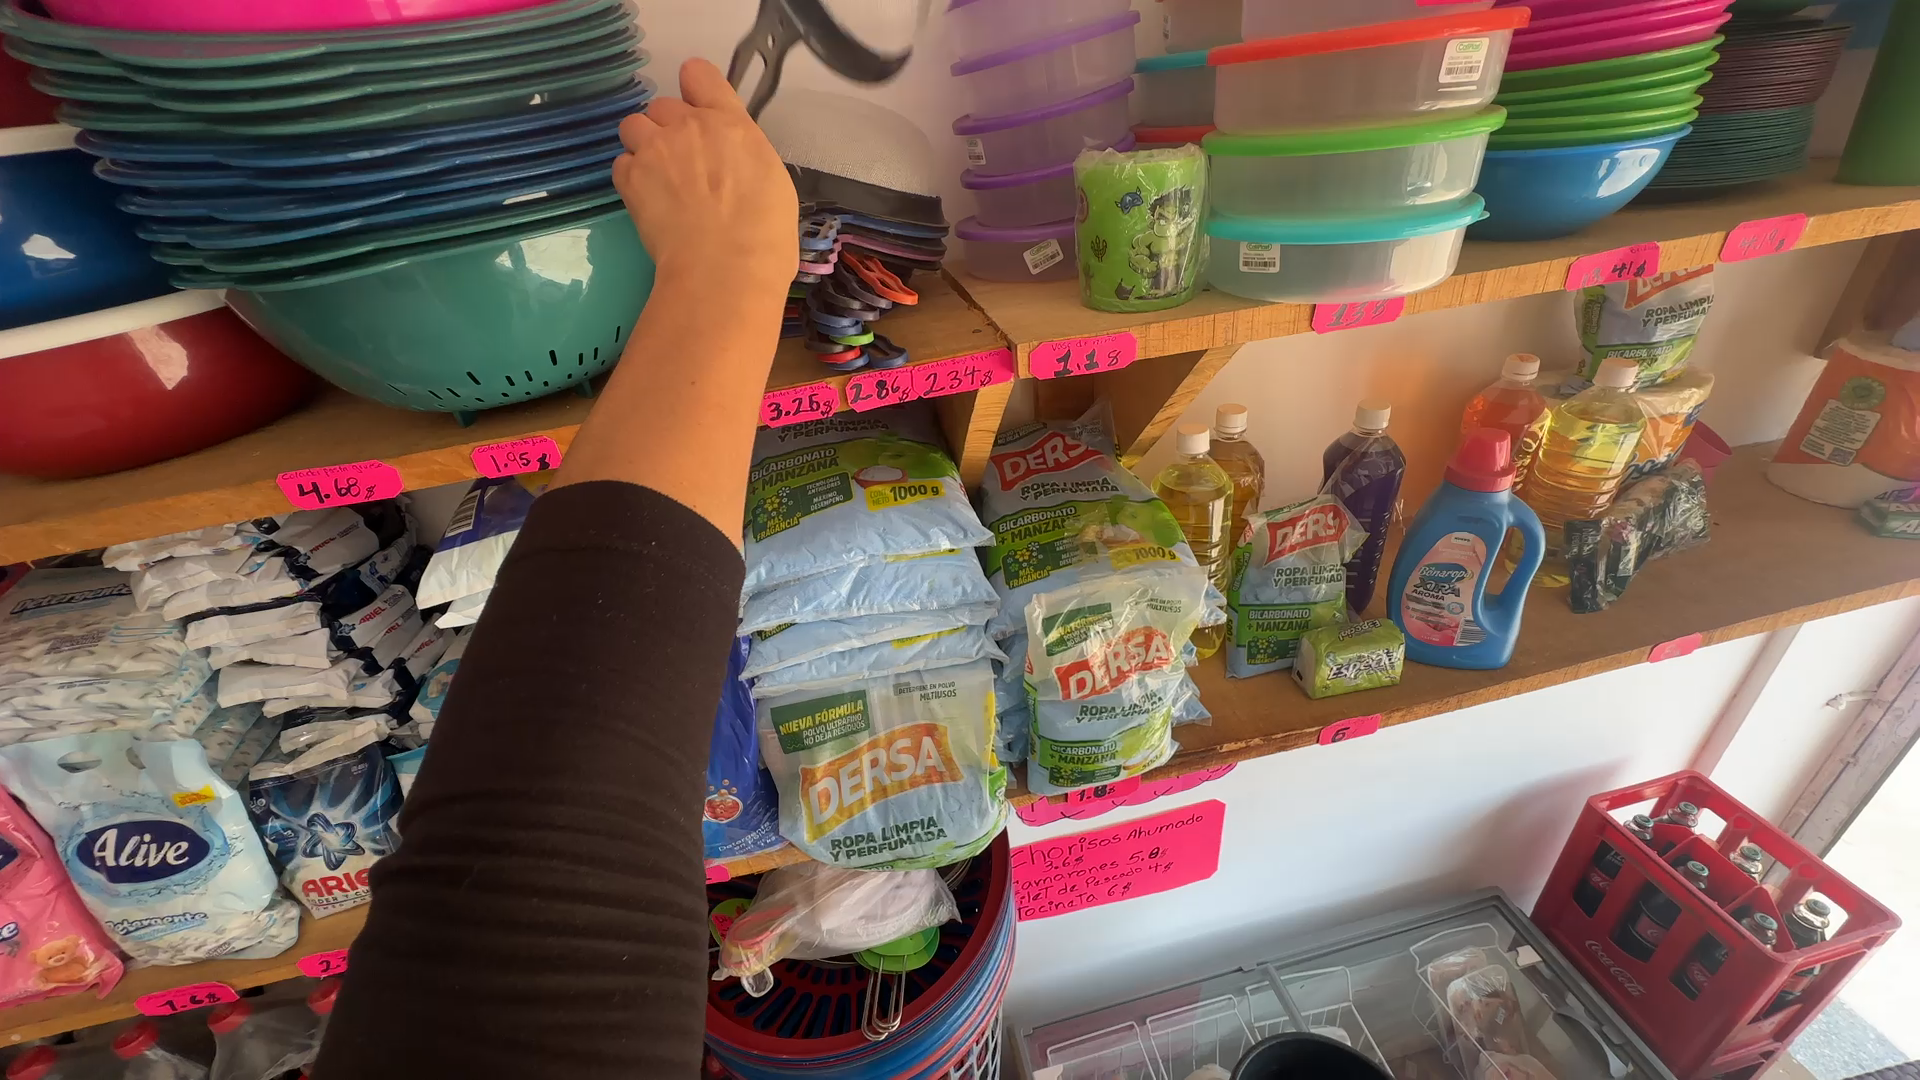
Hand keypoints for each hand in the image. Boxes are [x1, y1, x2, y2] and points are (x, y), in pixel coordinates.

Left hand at [614, 58, 797, 289]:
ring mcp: (655, 149)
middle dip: (671, 130)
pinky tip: (650, 206)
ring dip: (644, 148)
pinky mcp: (630, 178)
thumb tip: (734, 170)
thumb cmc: (766, 241)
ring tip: (660, 184)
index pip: (700, 74)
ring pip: (633, 127)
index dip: (697, 91)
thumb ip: (745, 163)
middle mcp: (689, 126)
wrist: (726, 272)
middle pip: (663, 106)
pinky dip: (632, 181)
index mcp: (732, 126)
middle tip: (686, 169)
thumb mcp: (774, 189)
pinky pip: (621, 165)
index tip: (701, 114)